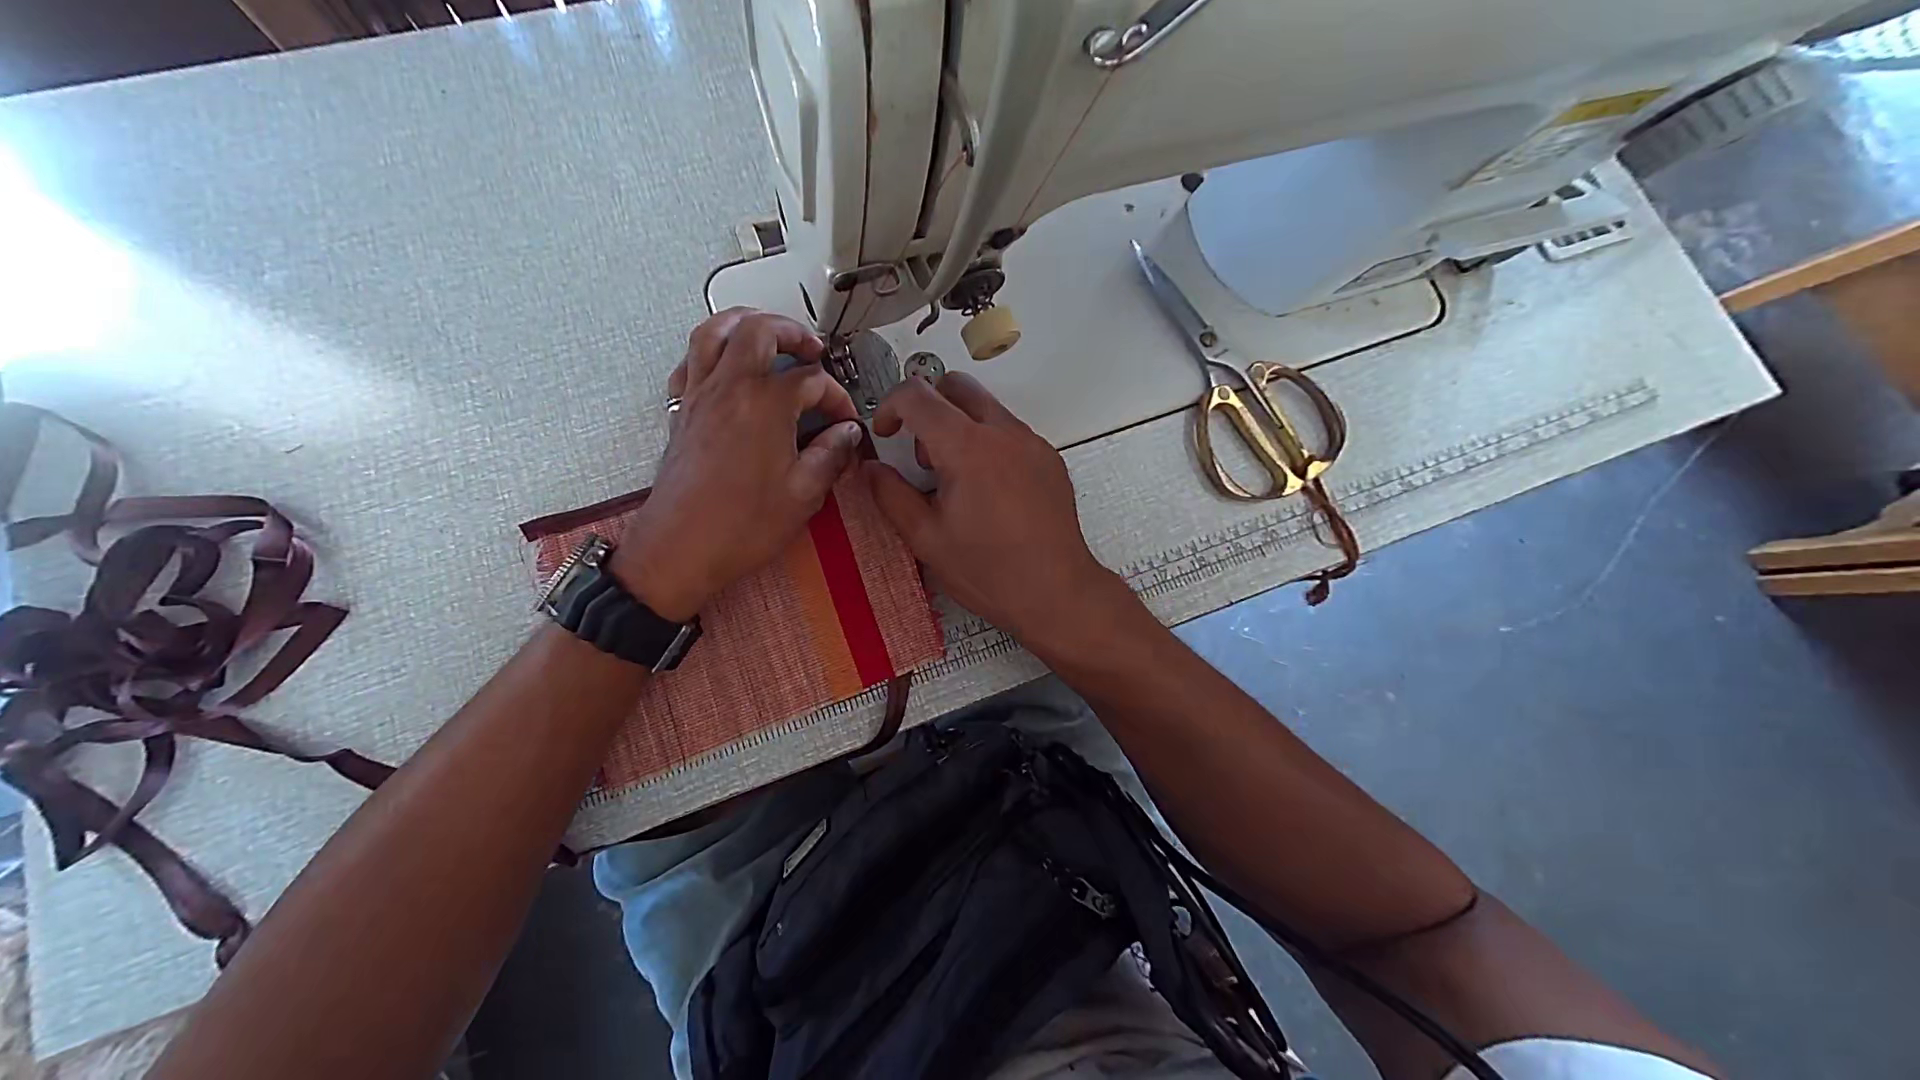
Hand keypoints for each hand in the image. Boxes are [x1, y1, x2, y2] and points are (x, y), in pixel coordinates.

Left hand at [613, 309, 864, 621]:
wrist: (679, 550)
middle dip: (792, 331)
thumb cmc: (738, 527)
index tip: (845, 421)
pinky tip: (725, 362)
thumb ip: (830, 455)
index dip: (836, 398)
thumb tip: (847, 435)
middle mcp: (729, 390)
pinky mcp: (681, 412)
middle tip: (811, 349)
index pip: (811, 381)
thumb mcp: (803, 495)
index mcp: (765, 405)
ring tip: (768, 330)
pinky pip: (690, 361)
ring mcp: (699, 397)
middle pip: (759, 330)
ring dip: (745, 321)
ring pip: (714, 331)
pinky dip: (710, 349)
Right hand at [863, 373, 1128, 649]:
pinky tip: (985, 490)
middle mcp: (1004, 435)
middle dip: (928, 406)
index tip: (887, 431)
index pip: (917, 394)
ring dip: (959, 425)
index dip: (890, 406)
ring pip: (986, 407)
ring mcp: (1032, 444)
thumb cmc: (995, 574)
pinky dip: (988, 443)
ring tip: (954, 479)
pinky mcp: (1049, 459)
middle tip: (920, 452)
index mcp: (968, 449)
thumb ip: (891, 495)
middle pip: (956, 386)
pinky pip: (1010, 431)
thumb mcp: (926, 539)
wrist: (1056, 594)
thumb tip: (873, 470)